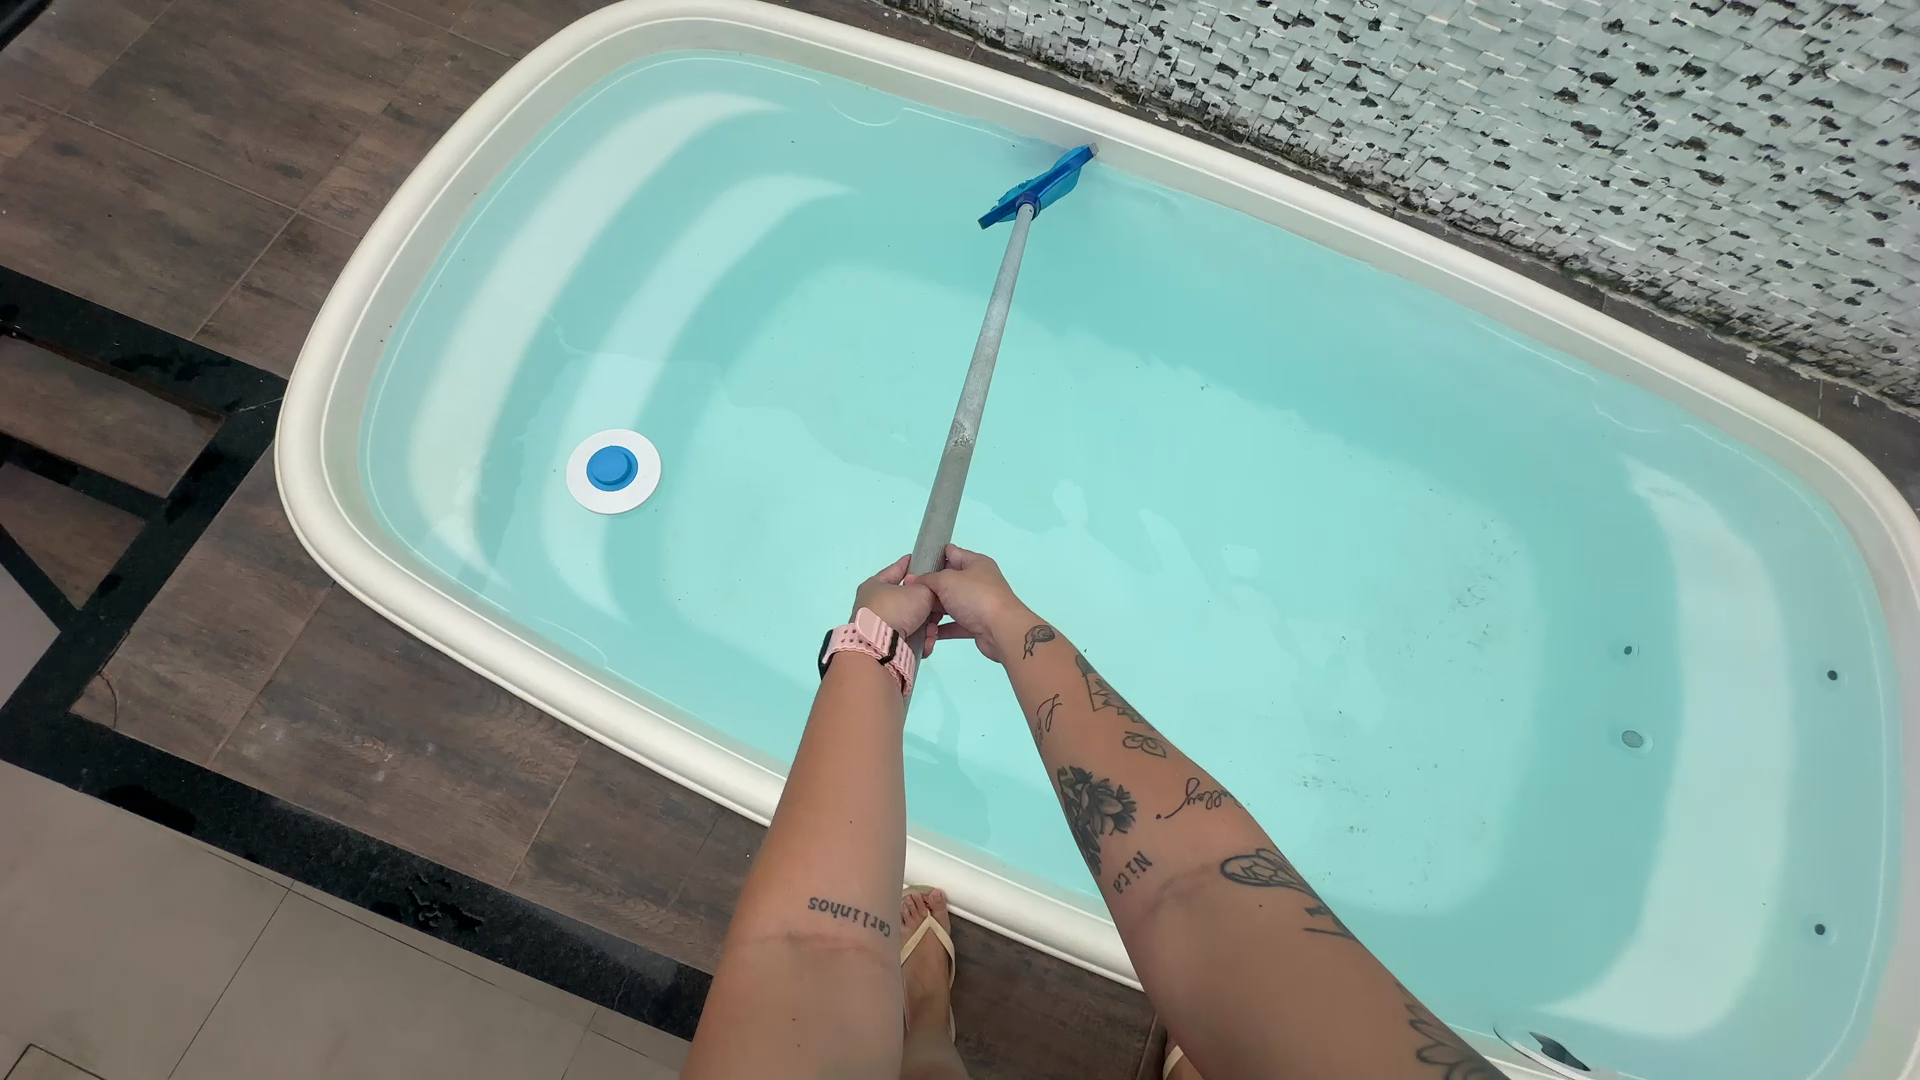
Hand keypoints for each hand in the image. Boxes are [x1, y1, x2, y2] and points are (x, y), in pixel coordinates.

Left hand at [852, 555, 936, 638]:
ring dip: (925, 626)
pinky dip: (919, 641)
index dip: (909, 563)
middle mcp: (874, 605)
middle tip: (938, 605)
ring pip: (910, 622)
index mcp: (875, 585)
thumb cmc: (896, 609)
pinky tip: (926, 643)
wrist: (879, 647)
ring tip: (932, 629)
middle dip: (926, 605)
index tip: (918, 558)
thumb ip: (930, 588)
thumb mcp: (920, 591)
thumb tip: (927, 595)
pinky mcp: (884, 645)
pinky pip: (907, 639)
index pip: (895, 569)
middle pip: (907, 600)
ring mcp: (878, 626)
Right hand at [918, 545, 1038, 663]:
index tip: (914, 564)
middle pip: (949, 581)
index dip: (933, 556)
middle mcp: (978, 581)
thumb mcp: (947, 580)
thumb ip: (927, 579)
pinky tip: (926, 631)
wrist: (1001, 630)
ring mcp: (978, 603)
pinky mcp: (977, 624)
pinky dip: (942, 628)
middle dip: (930, 586)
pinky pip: (955, 624)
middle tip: (910, 591)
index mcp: (975, 563)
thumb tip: (912, 580)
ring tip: (915, 612)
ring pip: (951, 604)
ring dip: (934, 609)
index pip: (952, 553)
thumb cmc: (976, 597)